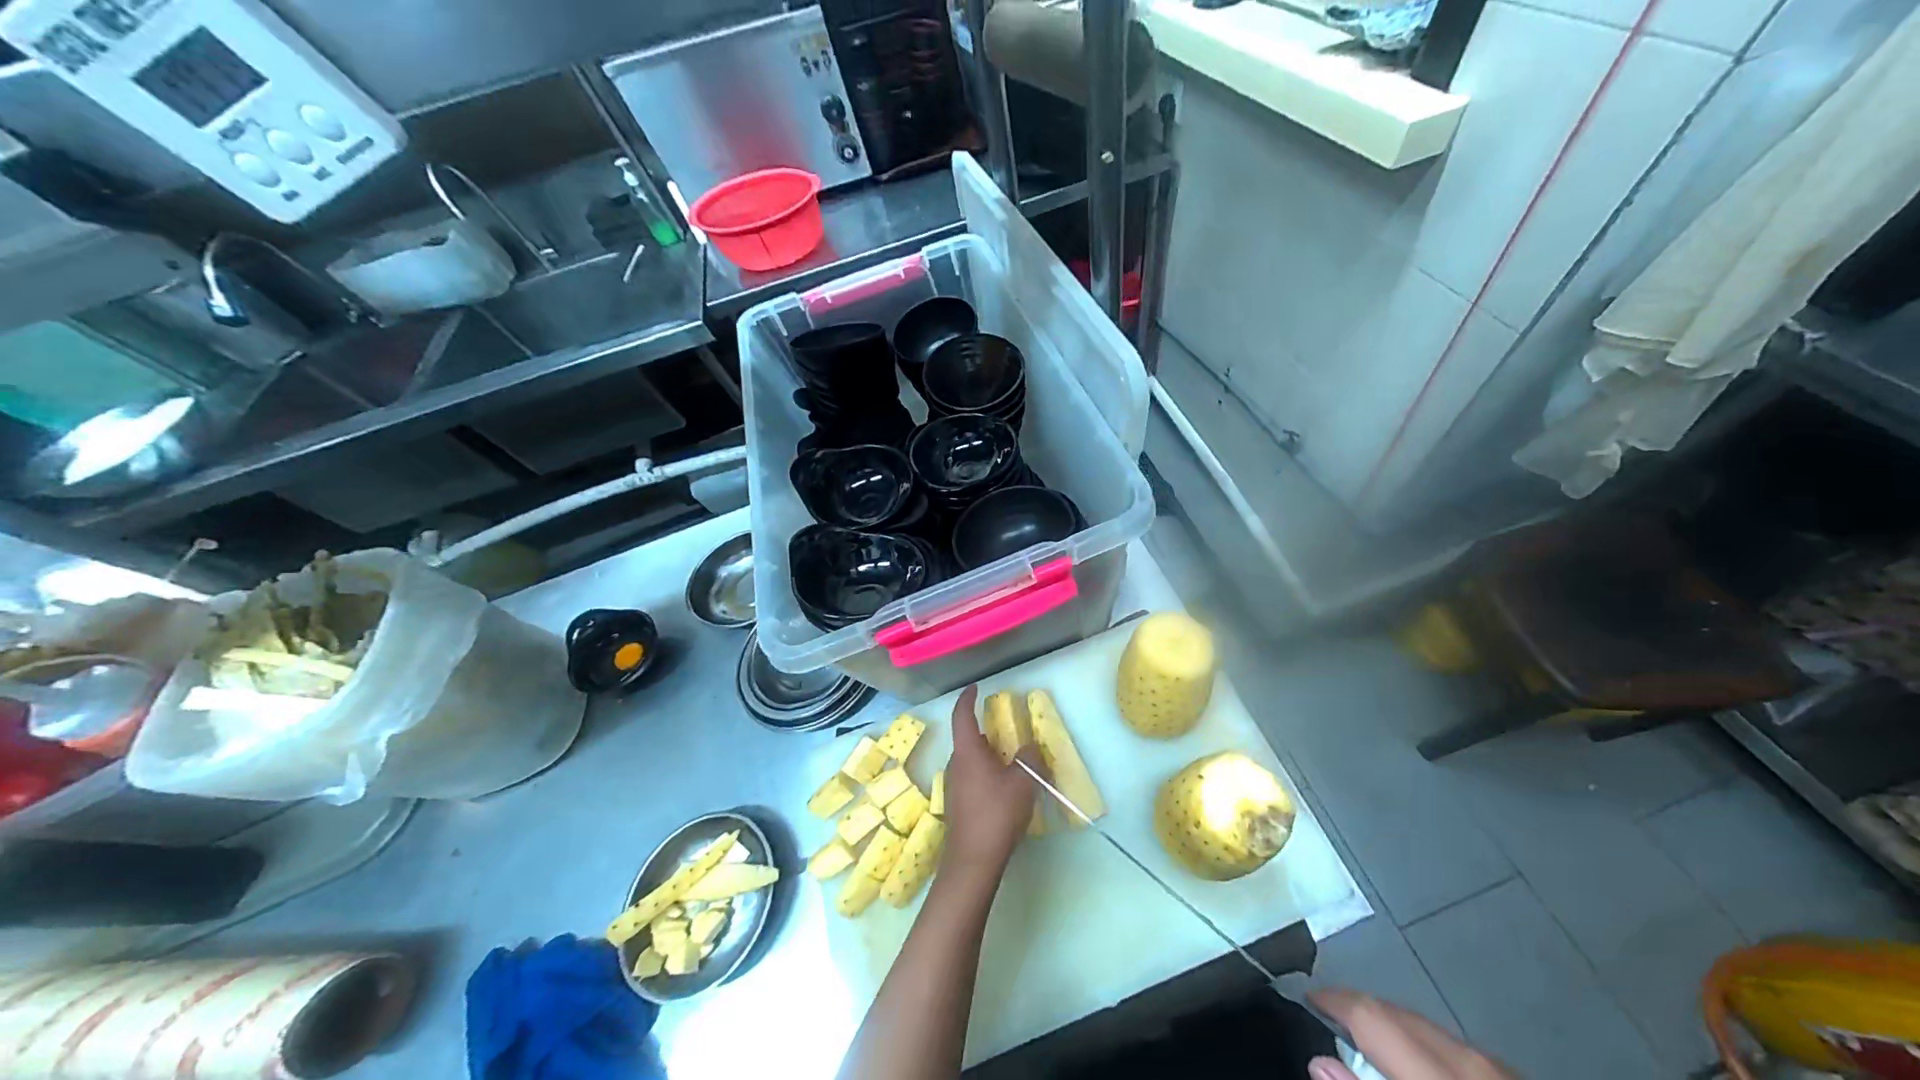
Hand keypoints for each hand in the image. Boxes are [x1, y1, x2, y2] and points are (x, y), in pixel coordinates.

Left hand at [940, 685, 1039, 879]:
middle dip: (987, 732)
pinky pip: (972, 777)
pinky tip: (1004, 788)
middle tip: (1008, 732)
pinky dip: (987, 773)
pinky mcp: (958, 804)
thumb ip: (1030, 759)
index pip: (962, 716)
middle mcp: (956, 764)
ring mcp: (955, 786)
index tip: (975, 688)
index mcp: (968, 752)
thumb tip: (1030, 747)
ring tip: (1012, 761)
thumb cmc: (997, 813)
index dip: (967, 699)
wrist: (973, 859)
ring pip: (971, 760)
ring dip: (989, 755)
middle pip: (969, 740)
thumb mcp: (1023, 783)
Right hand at [1306, 988, 1513, 1079]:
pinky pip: (1457, 1049)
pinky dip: (1426, 1045)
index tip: (1305, 1000)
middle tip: (1326, 1018)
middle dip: (1360, 1009)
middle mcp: (1469, 1060)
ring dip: (1392, 1026)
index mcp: (1435, 1071)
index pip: (1372, 1015)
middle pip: (1401, 1014)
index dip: (1333, 1001)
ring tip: (1366, 1042)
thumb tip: (1319, 1060)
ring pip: (1430, 1028)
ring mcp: (1501, 1069)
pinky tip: (1418, 1063)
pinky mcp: (1515, 1077)